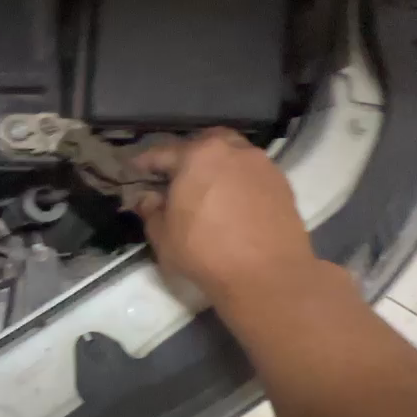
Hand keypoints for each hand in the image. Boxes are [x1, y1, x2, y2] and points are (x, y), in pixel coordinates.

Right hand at [130, 129, 322, 309]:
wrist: (267, 274)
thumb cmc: (204, 250)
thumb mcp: (162, 234)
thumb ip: (151, 209)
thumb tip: (149, 197)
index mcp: (197, 157)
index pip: (162, 153)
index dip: (144, 162)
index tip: (133, 169)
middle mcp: (232, 152)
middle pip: (205, 142)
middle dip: (187, 154)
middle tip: (174, 174)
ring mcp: (262, 166)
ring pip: (233, 154)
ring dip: (216, 165)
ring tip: (204, 187)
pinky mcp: (282, 185)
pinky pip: (251, 172)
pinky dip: (237, 179)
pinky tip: (229, 200)